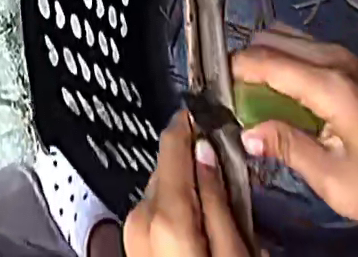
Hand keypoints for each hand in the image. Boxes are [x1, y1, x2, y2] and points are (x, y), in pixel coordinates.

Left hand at [123, 111, 251, 256]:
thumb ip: (219, 203)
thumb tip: (206, 151)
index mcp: (165, 214)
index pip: (172, 143)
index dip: (191, 122)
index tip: (210, 113)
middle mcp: (140, 215)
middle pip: (169, 165)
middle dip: (195, 163)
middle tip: (226, 171)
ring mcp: (131, 231)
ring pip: (163, 188)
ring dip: (187, 188)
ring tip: (217, 204)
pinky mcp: (131, 245)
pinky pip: (156, 212)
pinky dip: (177, 210)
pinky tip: (199, 228)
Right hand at [233, 30, 357, 256]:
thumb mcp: (337, 182)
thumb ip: (286, 147)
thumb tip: (244, 131)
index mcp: (329, 84)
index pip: (263, 60)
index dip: (232, 71)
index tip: (212, 92)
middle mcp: (335, 59)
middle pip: (272, 39)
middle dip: (246, 61)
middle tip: (231, 98)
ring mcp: (348, 61)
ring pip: (288, 40)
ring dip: (266, 60)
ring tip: (252, 98)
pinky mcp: (356, 71)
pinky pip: (306, 52)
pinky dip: (286, 64)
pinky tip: (282, 98)